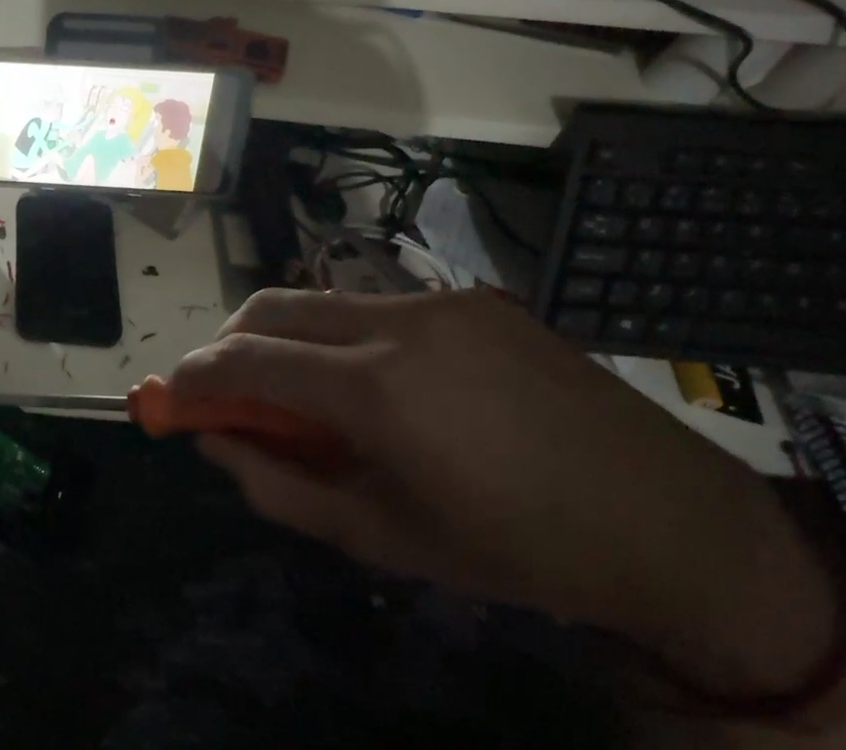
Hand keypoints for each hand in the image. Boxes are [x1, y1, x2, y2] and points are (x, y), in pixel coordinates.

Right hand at [151, 288, 838, 695]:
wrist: (673, 522)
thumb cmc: (514, 548)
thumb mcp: (378, 538)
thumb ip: (277, 486)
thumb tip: (212, 439)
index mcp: (373, 390)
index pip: (244, 360)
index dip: (194, 376)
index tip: (173, 396)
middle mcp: (397, 324)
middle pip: (268, 307)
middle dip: (227, 344)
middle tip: (228, 392)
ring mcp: (440, 303)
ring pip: (319, 299)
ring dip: (283, 336)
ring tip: (302, 392)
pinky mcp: (475, 300)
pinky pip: (375, 305)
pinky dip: (340, 333)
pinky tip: (374, 382)